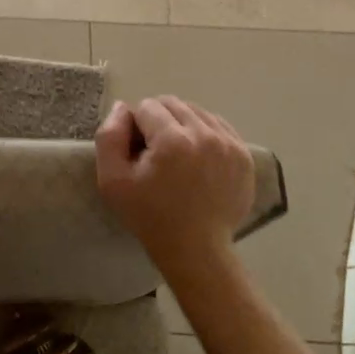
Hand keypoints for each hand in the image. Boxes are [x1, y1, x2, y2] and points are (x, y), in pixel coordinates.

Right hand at [95, 96, 254, 273]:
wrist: (196, 249)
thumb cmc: (150, 217)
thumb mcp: (113, 181)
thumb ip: (110, 136)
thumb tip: (122, 108)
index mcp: (173, 140)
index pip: (146, 106)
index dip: (135, 127)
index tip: (137, 153)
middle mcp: (205, 134)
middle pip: (172, 103)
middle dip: (158, 120)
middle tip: (155, 153)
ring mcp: (229, 144)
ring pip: (196, 111)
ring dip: (181, 124)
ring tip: (177, 155)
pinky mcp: (244, 154)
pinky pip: (218, 125)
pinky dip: (204, 132)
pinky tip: (197, 156)